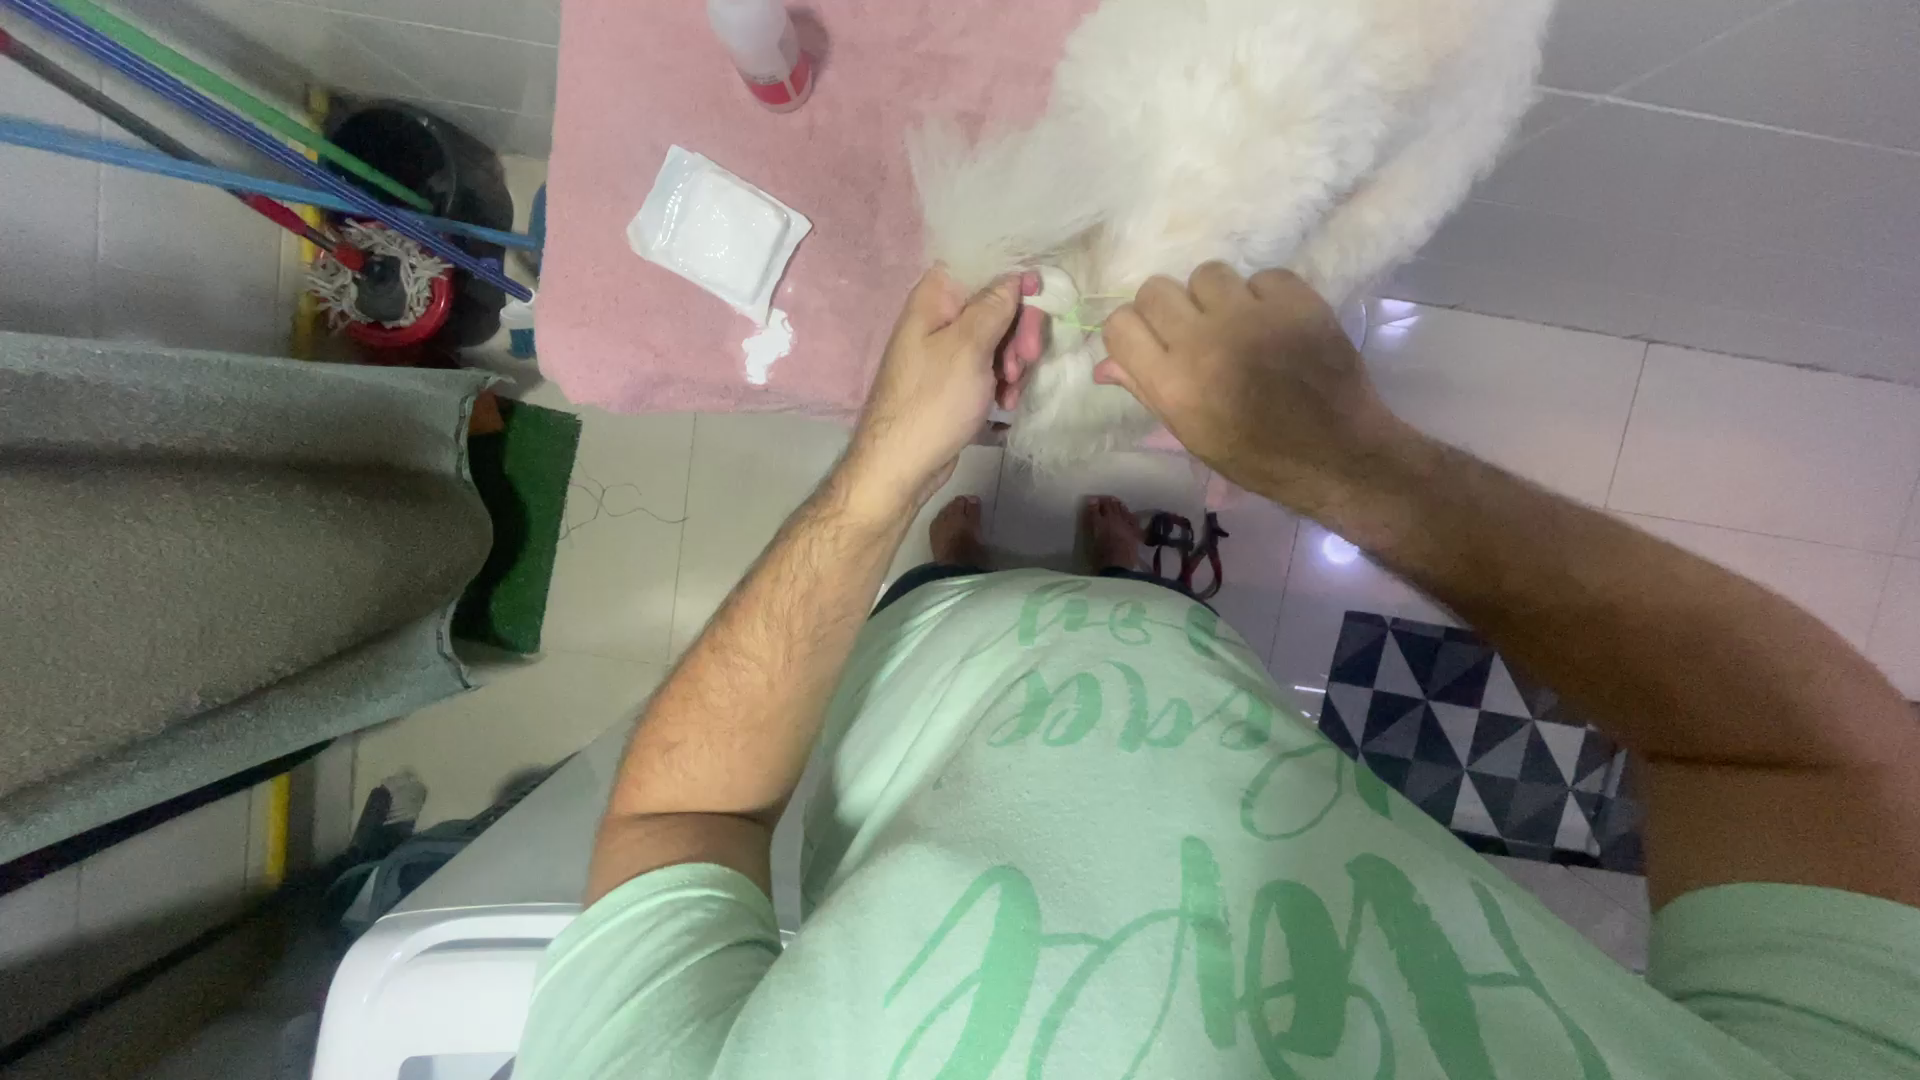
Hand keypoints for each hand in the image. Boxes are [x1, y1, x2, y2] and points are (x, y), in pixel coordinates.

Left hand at [843, 265, 1021, 512]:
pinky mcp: (954, 383)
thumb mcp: (969, 347)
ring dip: (1013, 364)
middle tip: (1025, 360)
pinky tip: (1005, 404)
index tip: (1038, 303)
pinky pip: (988, 370)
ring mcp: (947, 353)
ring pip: (998, 342)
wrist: (902, 465)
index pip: (984, 268)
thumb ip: (995, 306)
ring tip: (1009, 391)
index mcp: (935, 298)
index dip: (1015, 281)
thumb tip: (1015, 276)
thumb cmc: (933, 401)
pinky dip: (1001, 384)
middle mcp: (939, 319)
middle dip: (1018, 333)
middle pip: (997, 307)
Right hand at [1095, 262, 1411, 514]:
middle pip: (1155, 290)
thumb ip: (1146, 391)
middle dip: (1166, 309)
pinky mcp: (1296, 300)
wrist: (1335, 453)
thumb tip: (1104, 366)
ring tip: (1234, 324)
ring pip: (1206, 274)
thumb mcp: (1189, 434)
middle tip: (1190, 332)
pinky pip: (1260, 276)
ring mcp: (1251, 315)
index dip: (1129, 332)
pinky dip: (1262, 296)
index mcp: (1172, 382)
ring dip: (1213, 297)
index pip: (1120, 324)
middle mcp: (1203, 341)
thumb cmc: (1253, 456)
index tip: (1147, 345)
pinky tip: (1273, 324)